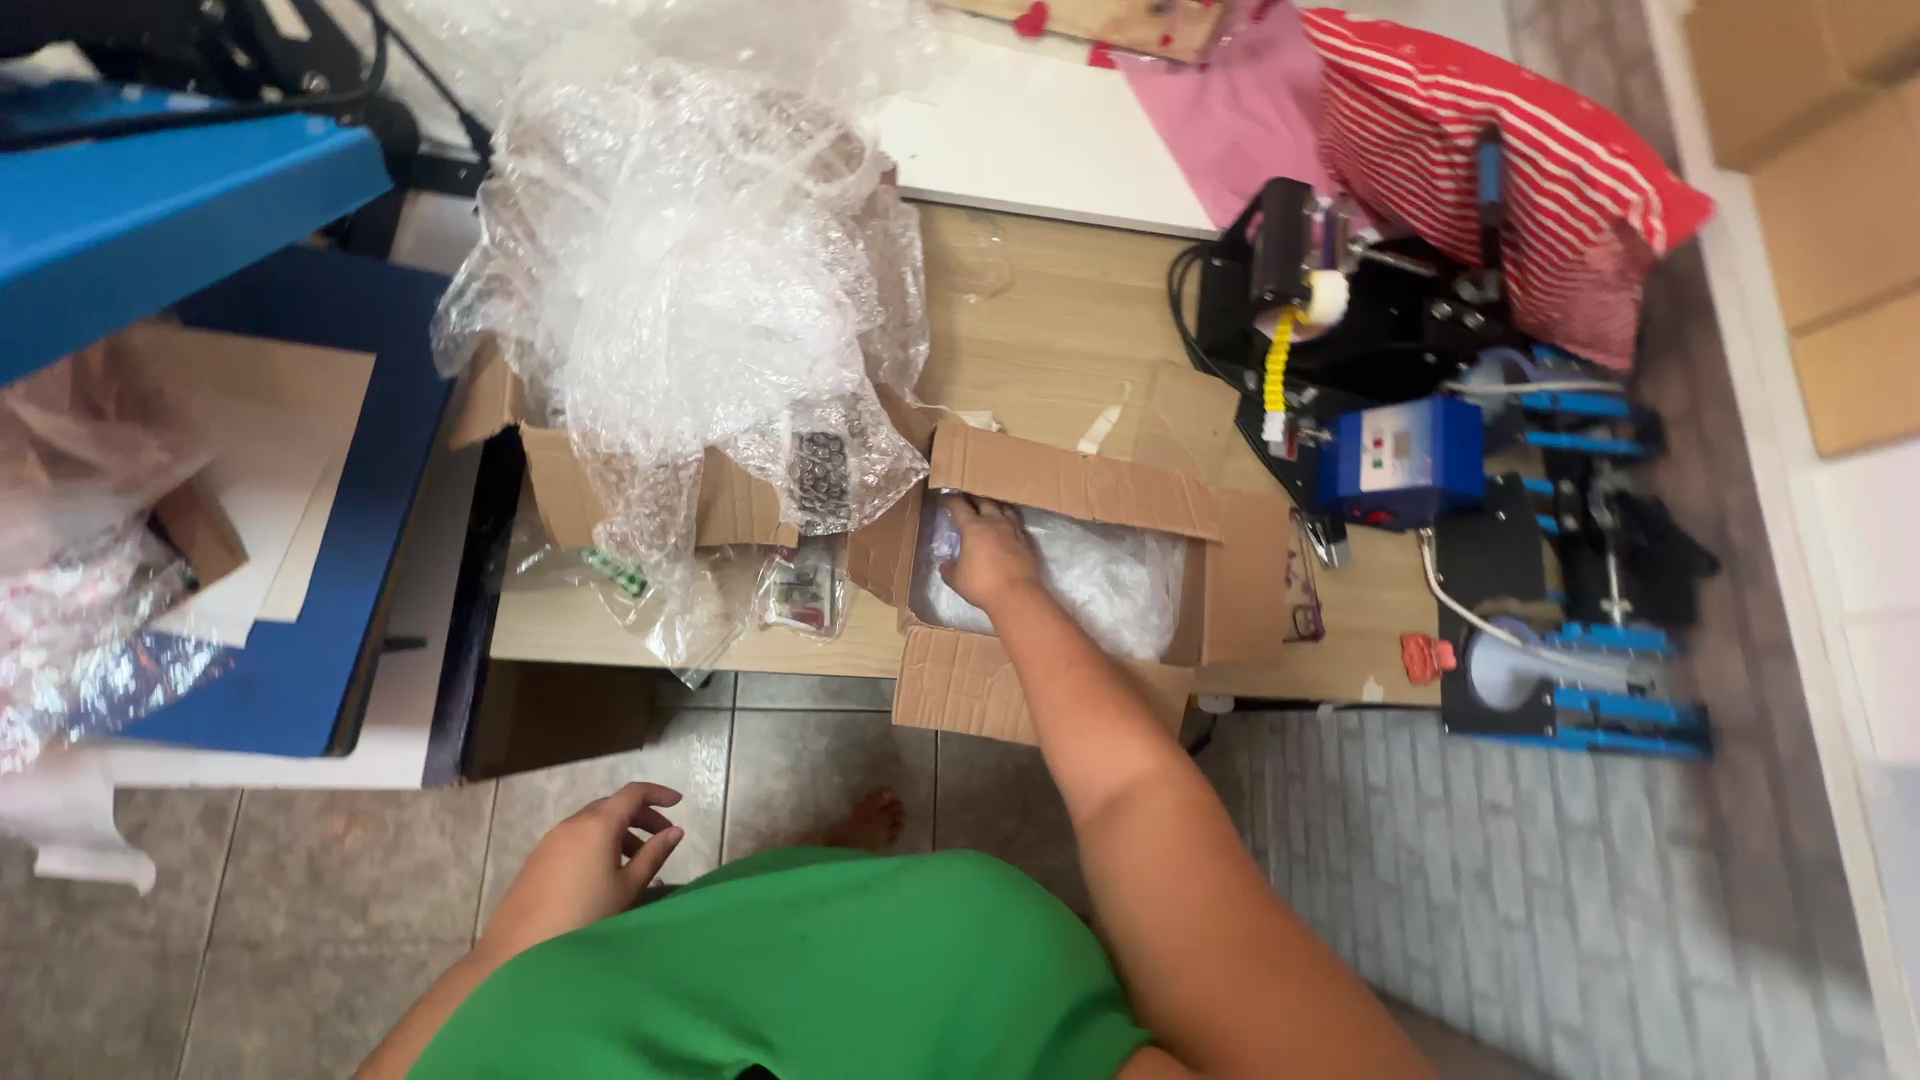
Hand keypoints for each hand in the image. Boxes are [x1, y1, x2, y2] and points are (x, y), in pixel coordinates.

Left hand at [476, 782, 684, 961]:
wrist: (517, 950)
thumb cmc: (584, 916)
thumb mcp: (627, 887)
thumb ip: (654, 854)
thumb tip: (675, 831)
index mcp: (598, 824)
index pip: (634, 792)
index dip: (658, 793)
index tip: (678, 803)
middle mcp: (573, 824)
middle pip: (613, 805)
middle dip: (640, 815)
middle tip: (661, 836)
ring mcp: (551, 841)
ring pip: (593, 822)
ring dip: (619, 830)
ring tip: (635, 859)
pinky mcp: (537, 859)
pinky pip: (575, 837)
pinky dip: (597, 842)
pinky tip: (603, 871)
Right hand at [939, 493, 1042, 613]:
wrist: (1017, 594)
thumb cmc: (982, 585)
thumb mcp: (956, 579)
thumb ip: (949, 569)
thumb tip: (946, 565)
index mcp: (973, 527)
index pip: (959, 506)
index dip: (949, 500)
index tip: (944, 499)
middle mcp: (994, 522)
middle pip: (983, 501)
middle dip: (973, 498)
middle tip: (966, 499)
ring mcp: (1013, 530)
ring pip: (1004, 508)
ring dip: (994, 505)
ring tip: (989, 507)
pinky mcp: (1026, 540)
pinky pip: (1016, 523)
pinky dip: (1009, 520)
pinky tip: (1007, 526)